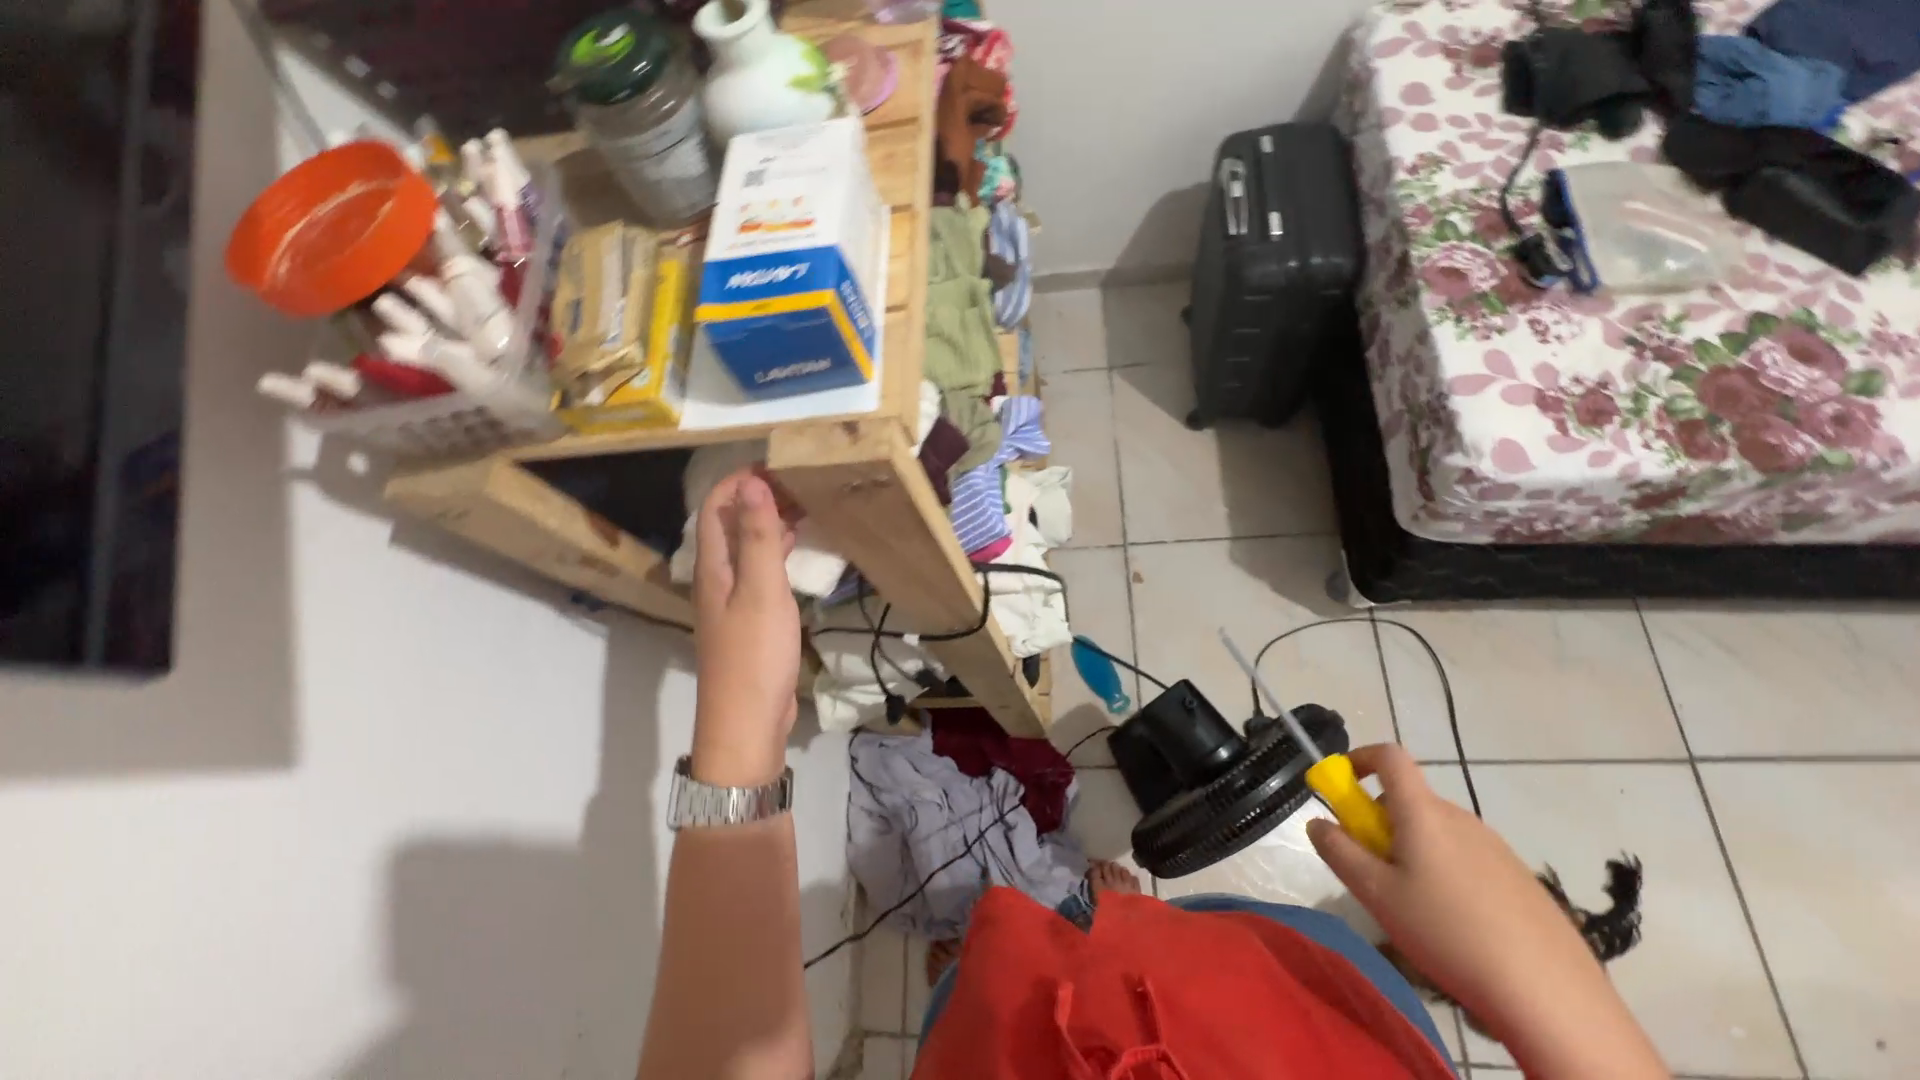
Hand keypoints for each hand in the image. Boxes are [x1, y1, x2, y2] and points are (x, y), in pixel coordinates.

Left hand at [691, 468, 799, 785]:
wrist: (747, 723)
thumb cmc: (754, 655)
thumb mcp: (761, 590)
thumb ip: (758, 536)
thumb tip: (752, 482)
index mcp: (713, 565)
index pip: (717, 505)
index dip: (742, 478)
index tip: (781, 462)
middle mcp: (717, 577)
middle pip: (731, 523)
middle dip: (760, 496)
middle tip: (802, 481)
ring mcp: (732, 599)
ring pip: (748, 546)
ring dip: (771, 522)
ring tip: (807, 505)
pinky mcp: (750, 619)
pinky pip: (761, 570)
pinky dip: (779, 551)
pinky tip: (801, 550)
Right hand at [1309, 744, 1666, 1077]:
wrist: (1547, 989)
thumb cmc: (1446, 932)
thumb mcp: (1376, 894)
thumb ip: (1340, 852)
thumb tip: (1317, 822)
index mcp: (1423, 812)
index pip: (1389, 756)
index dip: (1358, 759)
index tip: (1339, 786)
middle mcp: (1460, 817)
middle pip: (1409, 800)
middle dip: (1379, 823)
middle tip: (1370, 872)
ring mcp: (1493, 845)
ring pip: (1435, 831)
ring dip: (1410, 850)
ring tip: (1411, 908)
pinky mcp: (1516, 875)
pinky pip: (1464, 856)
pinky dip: (1442, 871)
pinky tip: (1453, 924)